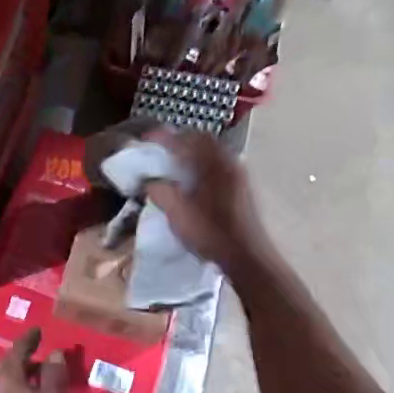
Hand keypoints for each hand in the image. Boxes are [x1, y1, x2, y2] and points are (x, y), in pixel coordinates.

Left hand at [0, 328, 67, 392]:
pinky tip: (38, 391)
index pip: (17, 350)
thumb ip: (53, 373)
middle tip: (38, 345)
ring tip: (44, 367)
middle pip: (9, 363)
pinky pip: (14, 390)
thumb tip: (54, 353)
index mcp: (8, 376)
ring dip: (25, 370)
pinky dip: (26, 384)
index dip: (28, 339)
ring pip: (11, 378)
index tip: (38, 329)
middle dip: (23, 353)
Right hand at [142, 129, 270, 272]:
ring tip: (171, 161)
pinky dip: (200, 162)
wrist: (246, 255)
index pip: (187, 141)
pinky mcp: (240, 186)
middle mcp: (229, 163)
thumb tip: (149, 180)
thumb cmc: (211, 234)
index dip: (164, 137)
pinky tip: (189, 178)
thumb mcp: (178, 215)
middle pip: (203, 140)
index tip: (146, 138)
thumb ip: (161, 192)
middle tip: (159, 147)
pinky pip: (217, 163)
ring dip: (191, 151)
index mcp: (214, 166)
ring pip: (211, 151)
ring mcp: (238, 174)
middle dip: (179, 139)